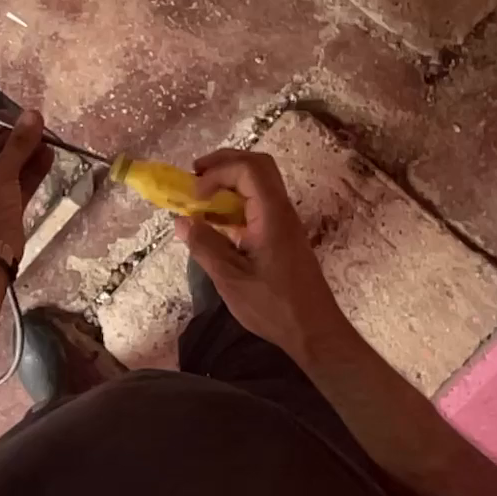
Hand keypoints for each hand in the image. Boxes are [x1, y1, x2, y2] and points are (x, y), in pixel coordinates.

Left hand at [0, 110, 53, 254]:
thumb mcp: (0, 173)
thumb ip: (18, 145)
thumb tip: (33, 116)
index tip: (14, 120)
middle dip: (15, 140)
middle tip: (37, 128)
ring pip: (9, 167)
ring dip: (27, 154)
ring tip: (48, 140)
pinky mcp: (6, 207)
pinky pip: (19, 183)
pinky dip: (32, 171)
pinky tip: (48, 156)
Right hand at [174, 148, 352, 356]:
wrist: (314, 331)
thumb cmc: (274, 307)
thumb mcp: (230, 279)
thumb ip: (204, 246)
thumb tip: (181, 221)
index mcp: (272, 216)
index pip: (247, 169)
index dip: (217, 172)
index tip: (194, 195)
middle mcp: (281, 211)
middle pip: (257, 166)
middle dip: (223, 164)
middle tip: (194, 176)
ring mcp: (284, 222)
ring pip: (259, 183)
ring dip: (228, 182)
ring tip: (200, 197)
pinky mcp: (281, 235)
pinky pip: (258, 204)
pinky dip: (234, 202)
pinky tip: (215, 222)